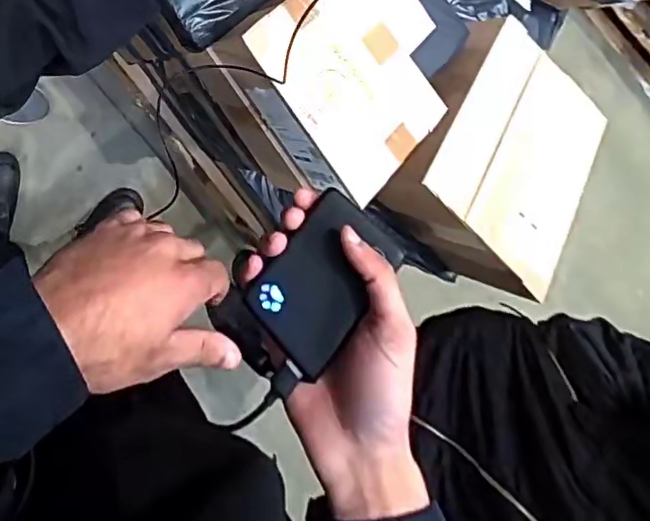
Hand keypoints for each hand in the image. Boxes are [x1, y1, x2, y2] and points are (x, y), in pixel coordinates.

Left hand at [33, 210, 239, 394]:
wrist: (48, 329)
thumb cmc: (106, 350)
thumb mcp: (157, 358)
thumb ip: (201, 348)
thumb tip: (235, 353)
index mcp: (185, 280)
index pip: (218, 272)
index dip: (215, 289)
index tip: (205, 303)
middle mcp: (166, 248)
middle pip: (194, 249)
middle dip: (190, 268)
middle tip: (171, 295)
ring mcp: (136, 232)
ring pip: (165, 233)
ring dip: (164, 249)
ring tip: (146, 273)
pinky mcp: (109, 226)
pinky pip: (135, 219)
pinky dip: (136, 232)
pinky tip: (124, 251)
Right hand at [242, 188, 427, 519]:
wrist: (356, 450)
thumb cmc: (386, 392)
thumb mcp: (395, 329)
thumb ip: (377, 279)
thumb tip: (350, 235)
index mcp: (360, 292)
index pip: (341, 243)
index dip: (325, 218)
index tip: (312, 200)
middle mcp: (330, 298)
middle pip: (306, 250)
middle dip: (294, 226)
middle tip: (290, 218)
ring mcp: (302, 317)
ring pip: (281, 270)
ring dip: (272, 248)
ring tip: (273, 244)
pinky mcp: (278, 338)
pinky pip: (262, 305)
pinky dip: (254, 283)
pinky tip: (254, 272)